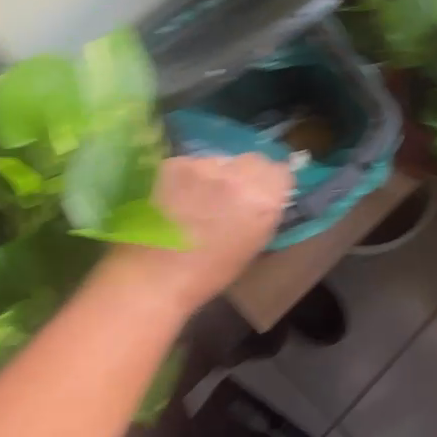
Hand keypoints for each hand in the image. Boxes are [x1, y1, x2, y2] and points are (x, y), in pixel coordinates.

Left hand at [101, 154, 293, 311]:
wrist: (156, 277)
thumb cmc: (211, 271)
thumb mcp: (255, 243)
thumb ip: (266, 211)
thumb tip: (268, 194)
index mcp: (265, 199)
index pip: (280, 171)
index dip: (271, 183)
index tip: (260, 194)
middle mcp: (239, 175)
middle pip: (253, 159)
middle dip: (245, 174)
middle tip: (229, 195)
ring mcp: (205, 166)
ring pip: (220, 160)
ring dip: (214, 175)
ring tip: (197, 200)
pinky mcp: (175, 163)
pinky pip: (191, 164)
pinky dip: (187, 177)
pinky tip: (176, 199)